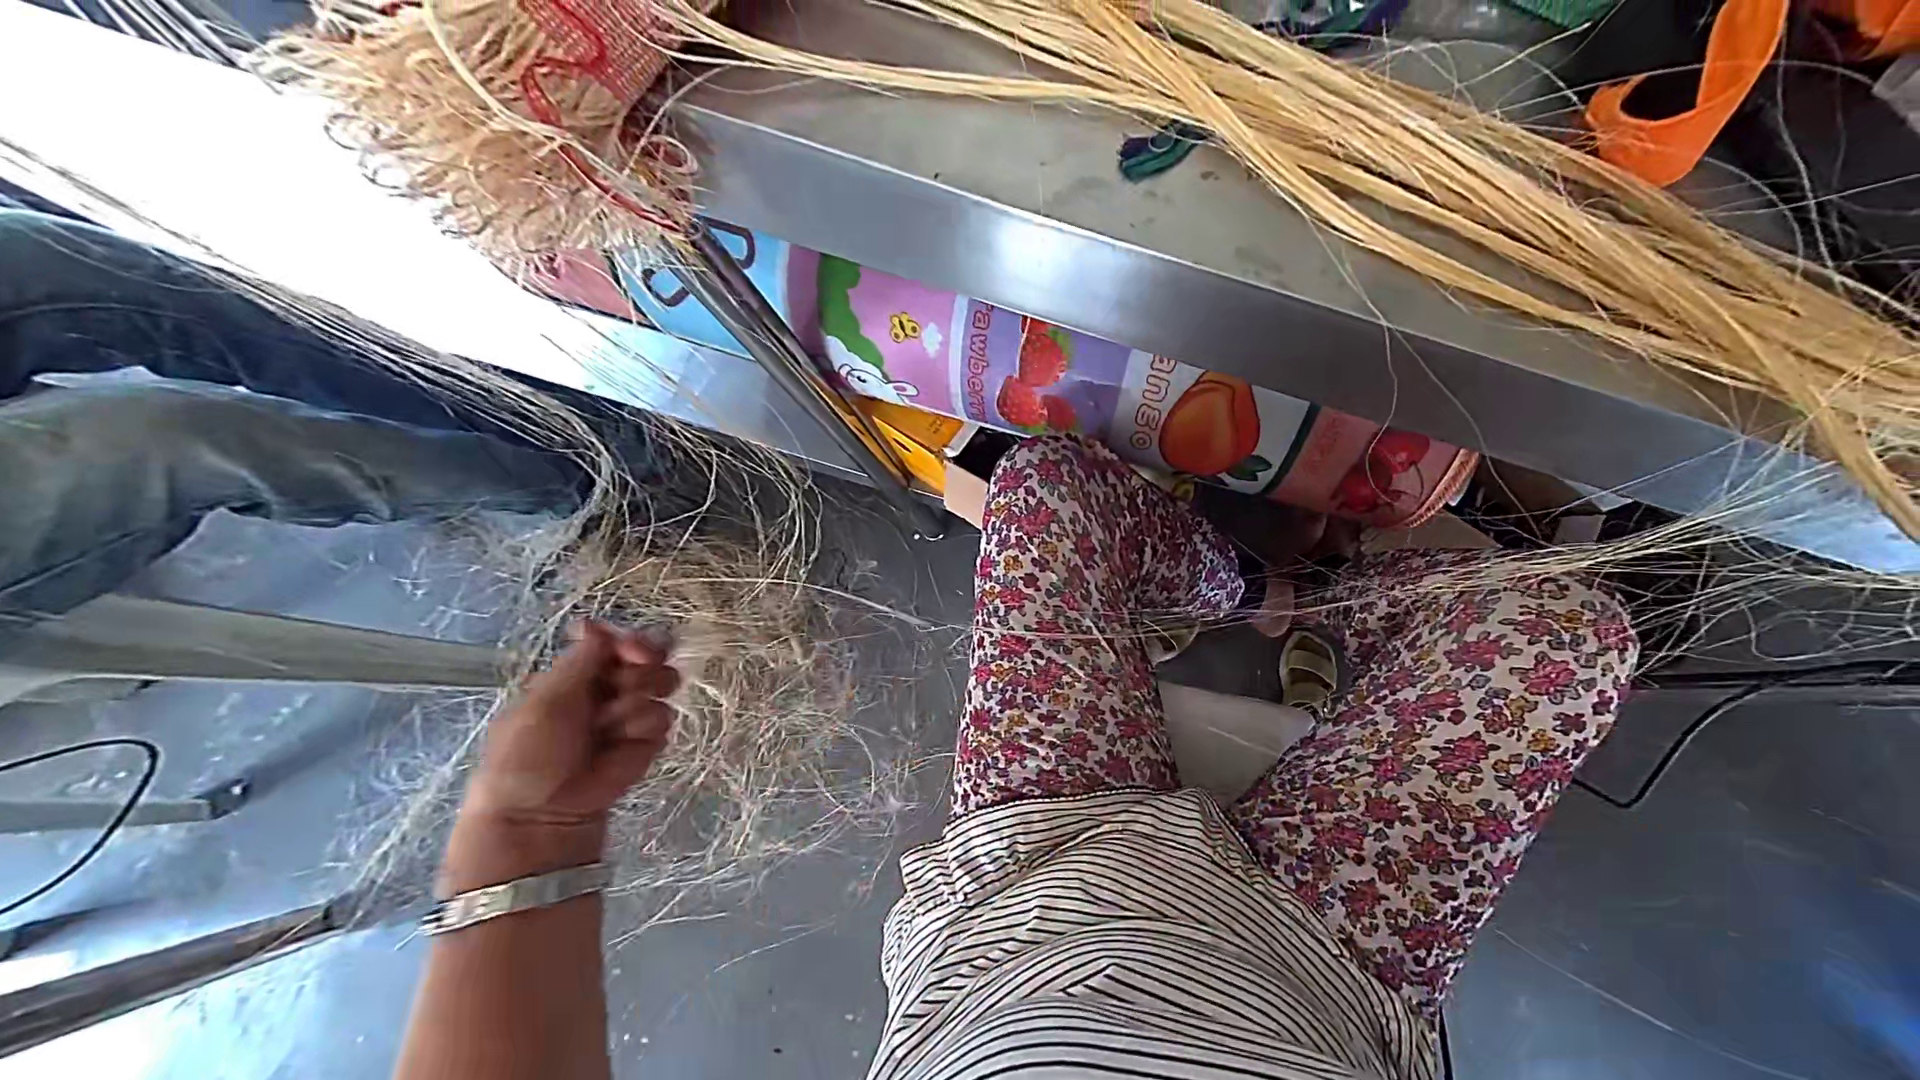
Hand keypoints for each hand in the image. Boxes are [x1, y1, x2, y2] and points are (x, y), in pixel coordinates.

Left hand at [440, 621, 678, 892]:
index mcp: (577, 673)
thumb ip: (579, 660)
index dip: (630, 641)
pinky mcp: (648, 740)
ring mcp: (630, 713)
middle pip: (648, 656)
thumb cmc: (529, 752)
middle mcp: (607, 688)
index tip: (631, 650)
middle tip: (625, 683)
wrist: (541, 812)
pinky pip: (662, 717)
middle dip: (642, 667)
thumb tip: (596, 623)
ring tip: (612, 722)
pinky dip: (642, 728)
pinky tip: (620, 743)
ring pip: (661, 683)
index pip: (616, 641)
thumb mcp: (546, 699)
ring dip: (639, 700)